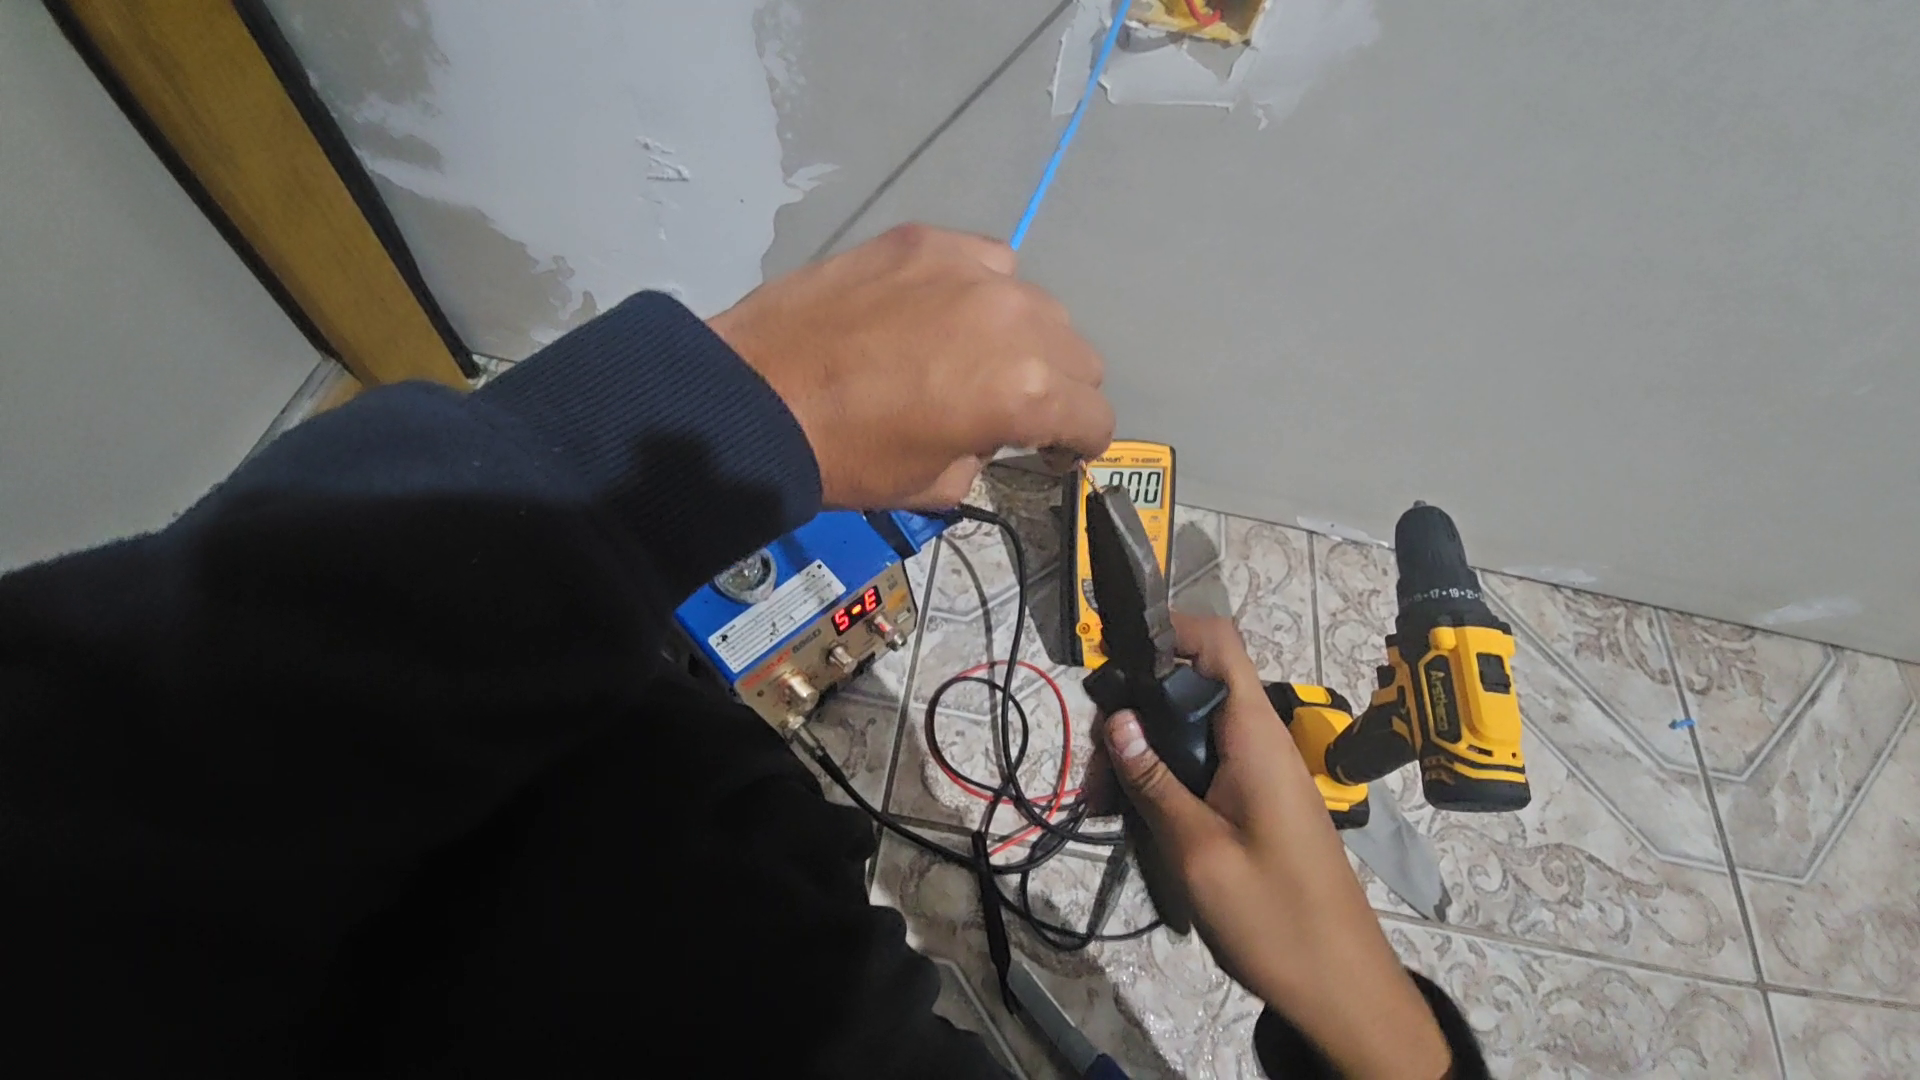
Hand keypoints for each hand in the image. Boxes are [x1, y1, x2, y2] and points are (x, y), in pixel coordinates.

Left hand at [707, 225, 1113, 508]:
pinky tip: (942, 310)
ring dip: (1025, 339)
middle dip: (1060, 391)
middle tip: (1014, 407)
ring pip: (1040, 305)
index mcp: (1026, 392)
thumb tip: (985, 433)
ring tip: (977, 354)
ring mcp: (972, 270)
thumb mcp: (933, 484)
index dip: (1081, 444)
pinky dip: (980, 291)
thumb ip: (984, 455)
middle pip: (1081, 356)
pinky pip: (987, 262)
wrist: (755, 397)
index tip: (1053, 452)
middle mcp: (1017, 322)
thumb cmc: (847, 456)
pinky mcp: (927, 240)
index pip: (1097, 418)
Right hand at [1101, 615, 1451, 1079]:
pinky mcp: (1249, 799)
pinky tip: (1129, 817)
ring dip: (1138, 756)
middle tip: (1095, 771)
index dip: (1169, 629)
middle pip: (1185, 689)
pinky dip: (1159, 781)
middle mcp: (1256, 739)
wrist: (1344, 993)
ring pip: (1184, 731)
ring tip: (1101, 805)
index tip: (1116, 657)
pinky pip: (1197, 767)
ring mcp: (1254, 770)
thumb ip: (1154, 780)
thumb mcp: (1198, 851)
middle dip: (1132, 715)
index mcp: (1253, 734)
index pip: (1217, 642)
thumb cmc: (1276, 918)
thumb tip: (1116, 718)